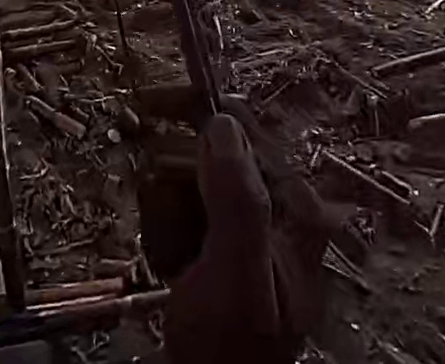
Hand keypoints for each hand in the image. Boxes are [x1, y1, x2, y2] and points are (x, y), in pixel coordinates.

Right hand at [163, 114, 326, 363]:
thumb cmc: (231, 348)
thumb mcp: (238, 275)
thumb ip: (238, 201)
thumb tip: (222, 123)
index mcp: (293, 206)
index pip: (242, 127)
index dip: (193, 110)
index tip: (150, 105)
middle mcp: (269, 205)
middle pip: (204, 151)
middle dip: (174, 180)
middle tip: (168, 216)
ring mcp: (239, 221)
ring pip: (181, 175)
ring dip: (164, 210)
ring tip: (172, 255)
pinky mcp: (213, 235)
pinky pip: (174, 203)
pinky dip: (161, 226)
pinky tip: (169, 260)